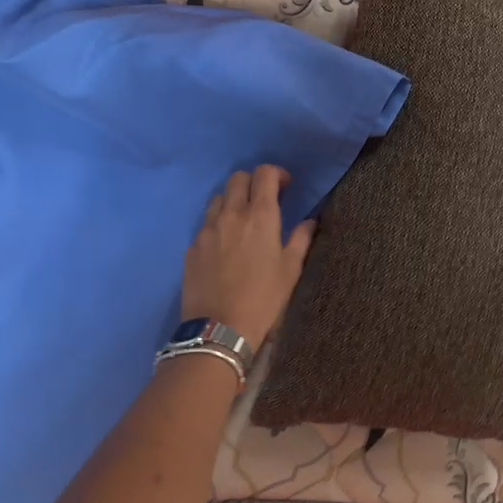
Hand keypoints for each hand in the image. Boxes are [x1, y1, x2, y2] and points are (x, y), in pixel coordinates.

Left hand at [181, 165, 313, 352]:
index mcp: (260, 216)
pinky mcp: (192, 246)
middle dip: (253, 182)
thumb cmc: (263, 298)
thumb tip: (310, 220)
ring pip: (218, 198)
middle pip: (238, 178)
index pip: (264, 174)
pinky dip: (218, 223)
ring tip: (242, 219)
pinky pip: (206, 223)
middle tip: (264, 199)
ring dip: (233, 199)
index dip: (276, 173)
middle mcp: (231, 215)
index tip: (286, 186)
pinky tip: (225, 244)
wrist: (219, 329)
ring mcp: (207, 229)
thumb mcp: (291, 270)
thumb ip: (301, 238)